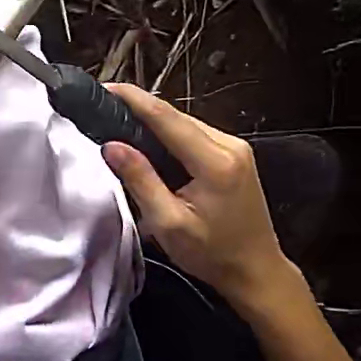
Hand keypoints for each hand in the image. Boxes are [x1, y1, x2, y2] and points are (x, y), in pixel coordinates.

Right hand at [100, 84, 312, 323]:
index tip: (104, 89)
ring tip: (118, 123)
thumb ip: (140, 180)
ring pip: (184, 123)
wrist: (257, 271)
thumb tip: (111, 146)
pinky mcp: (234, 154)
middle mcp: (230, 145)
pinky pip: (194, 134)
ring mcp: (236, 148)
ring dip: (153, 122)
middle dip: (139, 109)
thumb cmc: (212, 254)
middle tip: (103, 110)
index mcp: (215, 162)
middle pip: (176, 116)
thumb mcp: (169, 223)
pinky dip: (168, 134)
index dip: (133, 99)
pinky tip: (148, 143)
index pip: (166, 118)